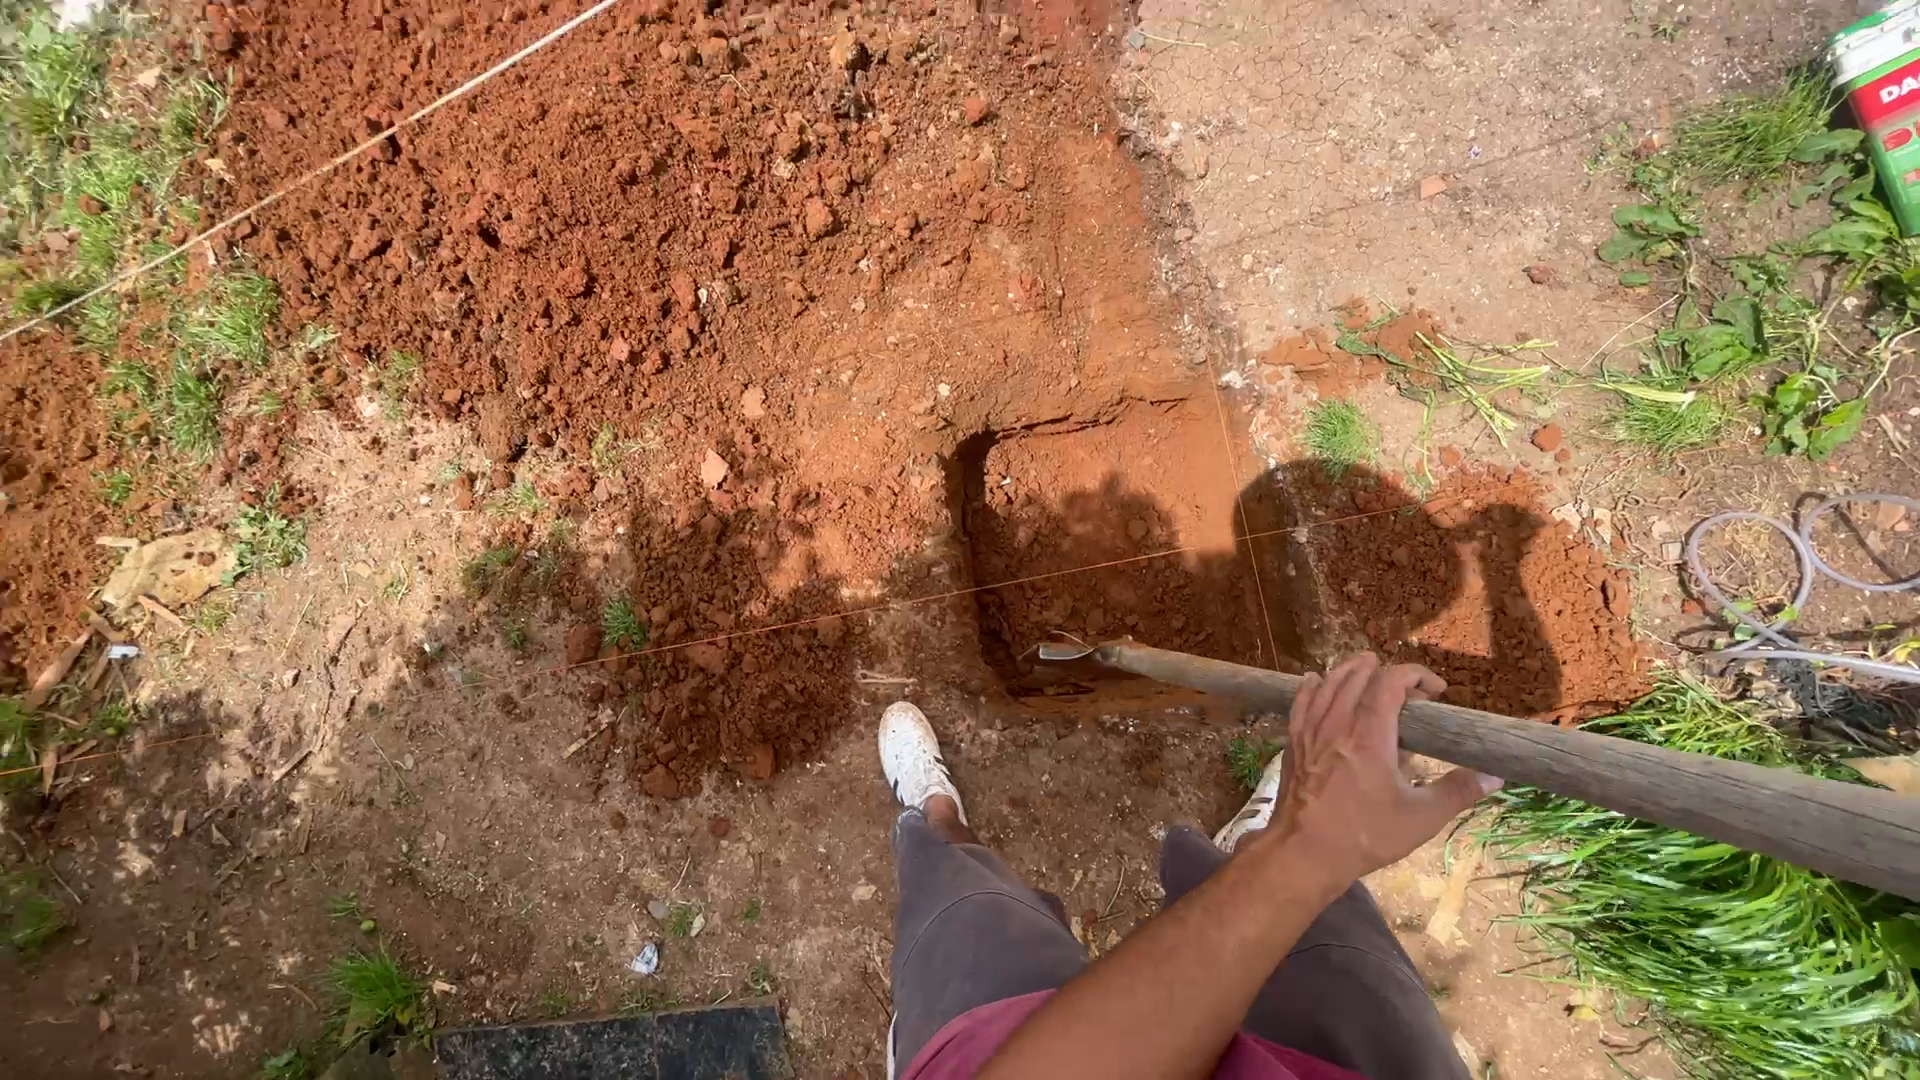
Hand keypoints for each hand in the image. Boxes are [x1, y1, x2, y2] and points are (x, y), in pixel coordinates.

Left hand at [1269, 652, 1501, 885]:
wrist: (1305, 849)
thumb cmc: (1365, 833)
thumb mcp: (1421, 817)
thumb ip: (1458, 791)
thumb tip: (1494, 775)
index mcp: (1369, 734)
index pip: (1389, 682)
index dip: (1415, 674)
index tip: (1437, 689)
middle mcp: (1336, 723)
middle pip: (1357, 677)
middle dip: (1386, 672)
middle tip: (1410, 692)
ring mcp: (1309, 730)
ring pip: (1326, 684)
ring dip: (1350, 672)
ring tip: (1368, 670)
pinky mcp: (1292, 741)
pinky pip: (1300, 701)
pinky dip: (1311, 686)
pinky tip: (1314, 680)